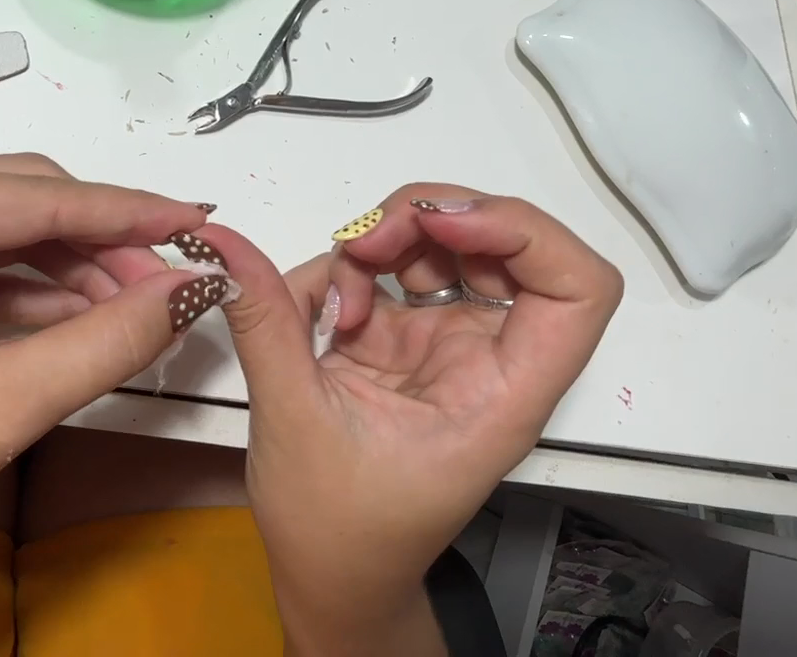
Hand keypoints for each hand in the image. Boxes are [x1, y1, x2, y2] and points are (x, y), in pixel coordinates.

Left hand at [0, 154, 214, 656]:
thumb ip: (107, 341)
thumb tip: (194, 289)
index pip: (32, 197)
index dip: (125, 210)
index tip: (198, 218)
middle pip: (23, 200)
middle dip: (103, 240)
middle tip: (174, 278)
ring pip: (12, 231)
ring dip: (79, 266)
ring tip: (142, 305)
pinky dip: (42, 290)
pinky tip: (91, 316)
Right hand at [210, 186, 622, 656]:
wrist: (326, 575)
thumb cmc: (335, 527)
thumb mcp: (294, 419)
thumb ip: (265, 322)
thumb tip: (218, 243)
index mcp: (500, 391)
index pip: (577, 290)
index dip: (526, 234)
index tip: (443, 225)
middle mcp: (484, 355)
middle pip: (500, 244)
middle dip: (428, 221)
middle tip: (365, 240)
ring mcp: (442, 341)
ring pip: (437, 245)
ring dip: (380, 242)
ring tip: (330, 298)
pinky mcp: (398, 338)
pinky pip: (381, 271)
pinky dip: (344, 272)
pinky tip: (318, 315)